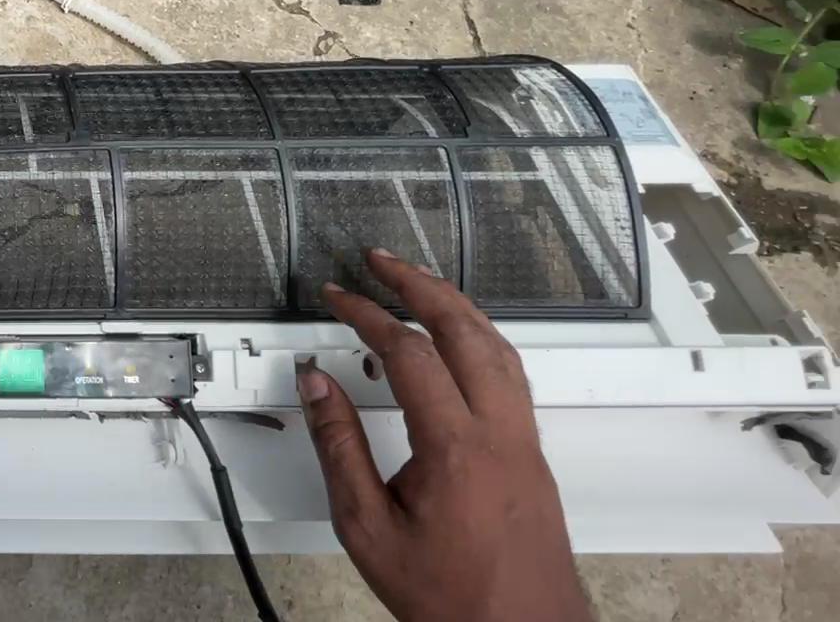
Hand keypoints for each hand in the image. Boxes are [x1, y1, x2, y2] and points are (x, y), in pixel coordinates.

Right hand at [298, 249, 590, 621]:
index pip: (409, 353)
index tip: (337, 296)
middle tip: (381, 260)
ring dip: (455, 305)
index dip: (367, 313)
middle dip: (420, 285)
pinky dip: (479, 336)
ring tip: (417, 280)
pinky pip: (510, 375)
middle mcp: (501, 436)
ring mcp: (524, 445)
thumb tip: (316, 384)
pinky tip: (457, 336)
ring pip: (500, 349)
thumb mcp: (366, 524)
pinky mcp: (532, 458)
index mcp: (457, 448)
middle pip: (467, 333)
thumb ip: (338, 446)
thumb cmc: (449, 596)